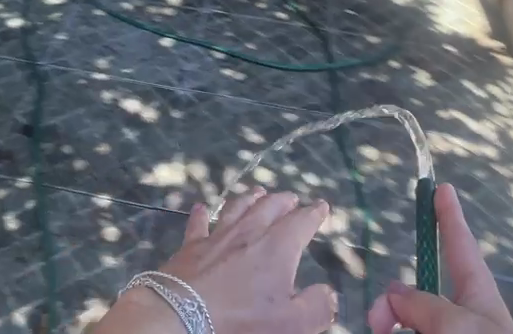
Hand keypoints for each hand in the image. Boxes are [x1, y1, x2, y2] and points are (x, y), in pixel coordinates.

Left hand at [95, 189, 336, 333]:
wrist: (184, 314)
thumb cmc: (242, 320)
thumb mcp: (291, 324)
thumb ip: (316, 308)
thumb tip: (328, 294)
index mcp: (276, 248)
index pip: (300, 223)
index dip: (313, 214)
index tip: (322, 206)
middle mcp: (248, 232)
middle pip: (269, 207)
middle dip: (283, 201)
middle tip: (291, 197)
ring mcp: (218, 236)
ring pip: (237, 208)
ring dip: (249, 198)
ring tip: (257, 191)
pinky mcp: (191, 246)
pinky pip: (198, 224)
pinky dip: (201, 215)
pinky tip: (200, 208)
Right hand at [366, 184, 512, 333]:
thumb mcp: (457, 325)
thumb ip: (422, 304)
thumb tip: (395, 294)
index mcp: (478, 296)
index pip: (460, 245)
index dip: (450, 216)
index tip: (443, 188)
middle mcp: (464, 318)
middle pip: (419, 295)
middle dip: (392, 302)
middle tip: (377, 323)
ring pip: (409, 323)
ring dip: (391, 325)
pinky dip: (394, 333)